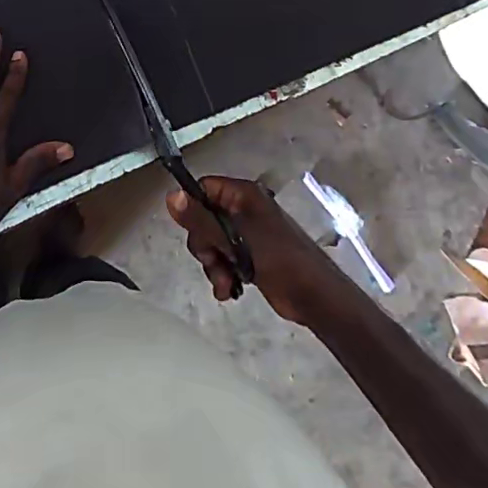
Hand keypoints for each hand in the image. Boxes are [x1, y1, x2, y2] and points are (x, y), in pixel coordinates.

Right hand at [167, 176, 356, 326]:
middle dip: (205, 246)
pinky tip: (229, 289)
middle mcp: (244, 209)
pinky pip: (224, 257)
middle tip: (215, 262)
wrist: (317, 298)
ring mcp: (248, 233)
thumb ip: (201, 220)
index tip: (195, 232)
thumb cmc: (281, 261)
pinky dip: (223, 273)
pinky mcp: (250, 255)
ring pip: (212, 241)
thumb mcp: (235, 240)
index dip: (194, 210)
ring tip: (225, 283)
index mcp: (243, 195)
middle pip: (204, 218)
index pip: (203, 189)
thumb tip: (171, 196)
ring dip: (213, 264)